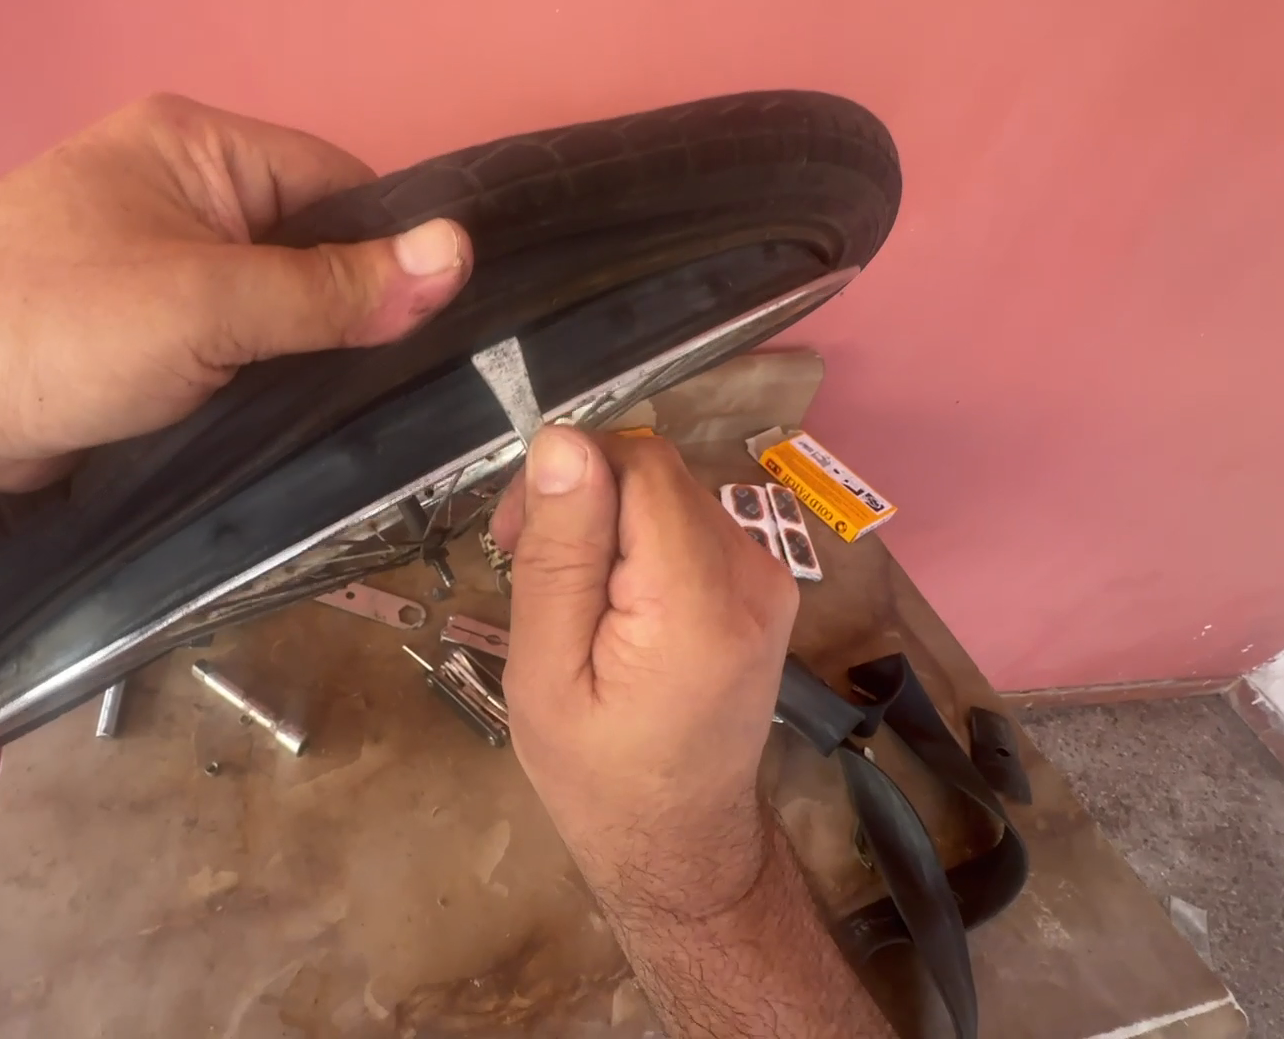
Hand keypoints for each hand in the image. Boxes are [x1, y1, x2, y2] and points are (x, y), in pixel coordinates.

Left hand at [0, 94, 470, 507]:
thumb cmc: (54, 325)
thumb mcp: (208, 302)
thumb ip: (331, 288)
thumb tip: (457, 255)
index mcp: (204, 149)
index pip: (341, 187)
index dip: (392, 249)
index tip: (436, 320)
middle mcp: (192, 198)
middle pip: (316, 249)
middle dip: (355, 310)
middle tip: (402, 377)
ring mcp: (173, 270)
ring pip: (283, 308)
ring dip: (315, 353)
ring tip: (364, 404)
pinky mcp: (160, 335)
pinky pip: (245, 348)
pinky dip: (275, 379)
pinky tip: (306, 416)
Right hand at [492, 427, 798, 917]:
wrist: (678, 841)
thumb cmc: (594, 771)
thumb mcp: (545, 669)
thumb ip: (557, 555)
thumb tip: (560, 443)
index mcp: (696, 601)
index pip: (639, 465)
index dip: (568, 477)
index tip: (516, 534)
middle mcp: (752, 574)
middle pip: (653, 473)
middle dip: (580, 496)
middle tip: (527, 561)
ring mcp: (767, 578)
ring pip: (666, 492)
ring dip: (603, 518)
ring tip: (567, 590)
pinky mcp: (762, 586)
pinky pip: (685, 523)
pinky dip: (635, 539)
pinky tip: (609, 596)